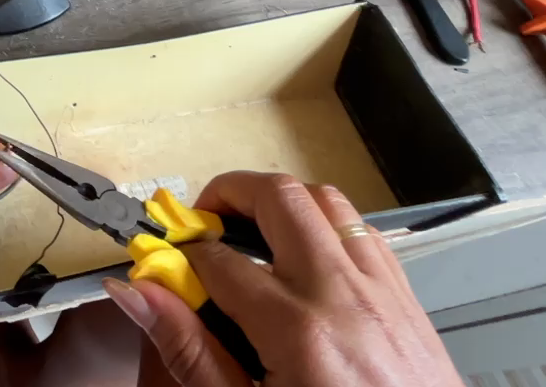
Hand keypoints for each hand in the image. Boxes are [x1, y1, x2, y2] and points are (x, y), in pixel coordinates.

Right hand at [102, 171, 462, 386]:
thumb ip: (188, 348)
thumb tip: (135, 291)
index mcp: (300, 333)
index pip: (216, 259)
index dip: (179, 258)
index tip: (166, 268)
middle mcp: (345, 298)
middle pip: (276, 196)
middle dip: (227, 196)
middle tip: (204, 227)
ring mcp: (385, 297)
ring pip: (325, 200)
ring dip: (279, 205)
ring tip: (252, 237)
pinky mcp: (409, 307)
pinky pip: (362, 233)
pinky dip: (323, 228)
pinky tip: (303, 264)